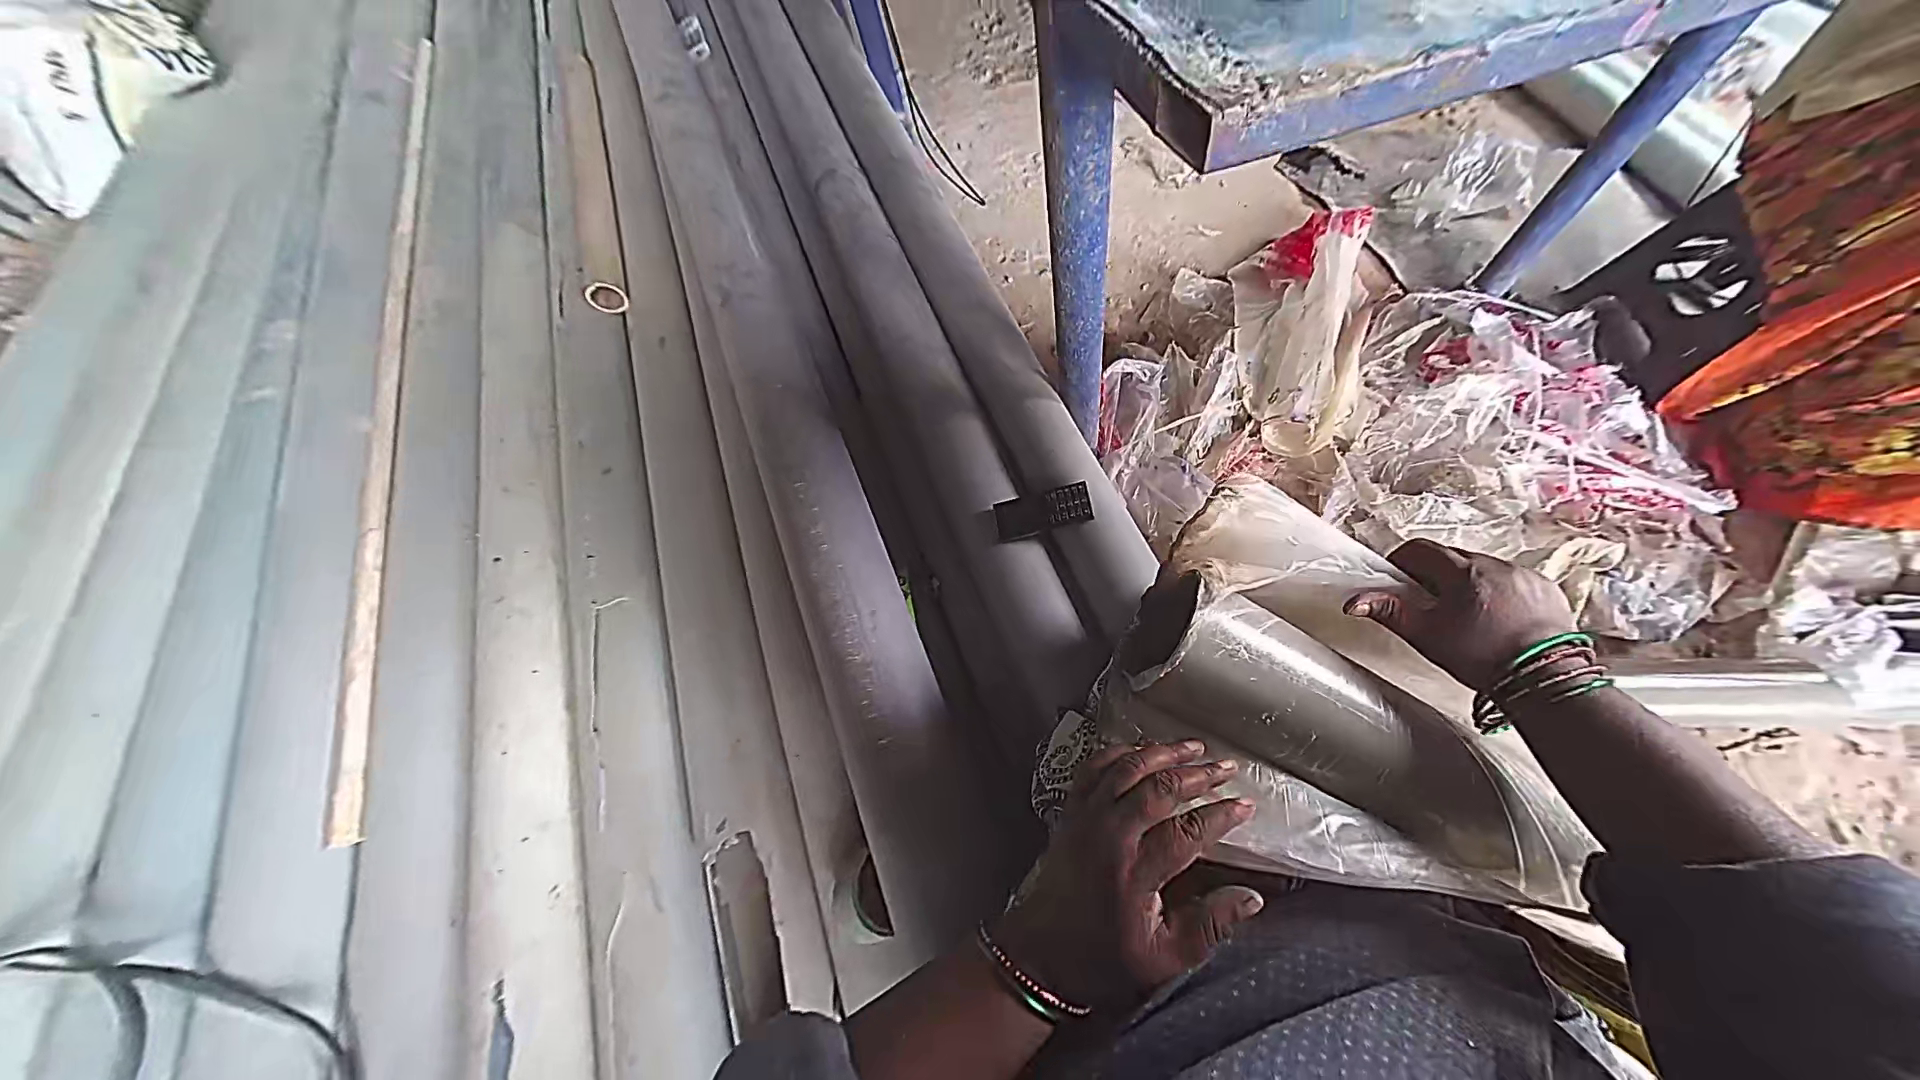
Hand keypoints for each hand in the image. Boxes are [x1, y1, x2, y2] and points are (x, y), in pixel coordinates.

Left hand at [990, 741, 1262, 1012]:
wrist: (1042, 950)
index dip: (1220, 815)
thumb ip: (1209, 926)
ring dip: (1162, 753)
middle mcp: (1108, 835)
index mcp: (1134, 873)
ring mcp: (1086, 817)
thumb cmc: (1103, 958)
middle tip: (1227, 767)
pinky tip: (1142, 749)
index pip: (1186, 831)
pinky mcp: (1071, 810)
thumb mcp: (1163, 958)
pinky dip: (1120, 752)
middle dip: (1196, 774)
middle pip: (1157, 789)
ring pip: (1125, 769)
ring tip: (1193, 747)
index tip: (1245, 805)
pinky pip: (1094, 768)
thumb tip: (1251, 898)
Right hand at [1344, 538, 1578, 693]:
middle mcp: (1496, 565)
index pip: (1420, 549)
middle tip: (1427, 599)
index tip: (1399, 579)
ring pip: (1483, 566)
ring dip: (1467, 580)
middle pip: (1452, 556)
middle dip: (1434, 572)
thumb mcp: (1425, 635)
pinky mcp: (1547, 589)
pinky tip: (1494, 615)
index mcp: (1462, 572)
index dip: (1403, 560)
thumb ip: (1389, 611)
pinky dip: (1497, 589)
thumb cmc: (1479, 656)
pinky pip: (1512, 578)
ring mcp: (1525, 575)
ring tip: (1463, 610)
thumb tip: (1353, 603)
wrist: (1544, 680)